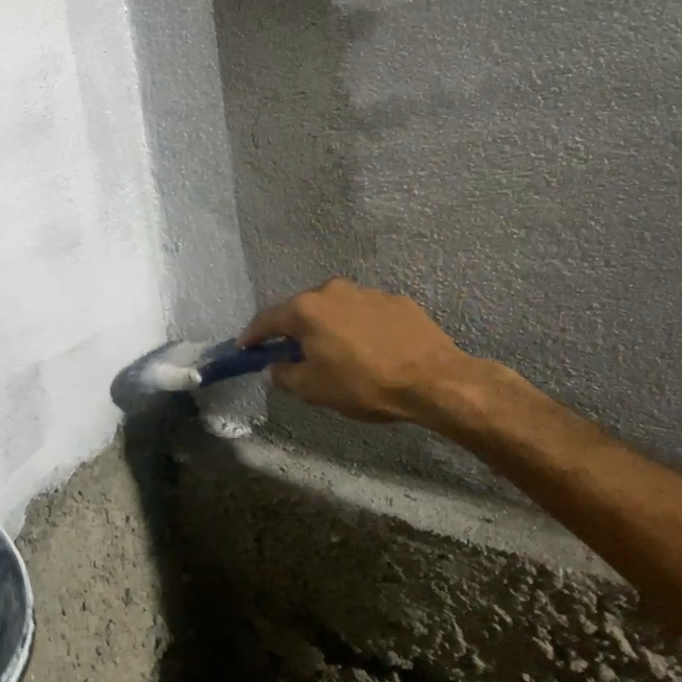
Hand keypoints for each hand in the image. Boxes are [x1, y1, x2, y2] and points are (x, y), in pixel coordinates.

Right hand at [238, 277, 479, 422]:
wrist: (436, 380)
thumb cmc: (365, 384)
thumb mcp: (315, 390)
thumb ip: (285, 375)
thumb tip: (275, 367)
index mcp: (306, 310)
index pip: (266, 320)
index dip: (253, 336)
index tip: (245, 348)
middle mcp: (332, 291)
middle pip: (302, 310)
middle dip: (295, 330)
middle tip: (295, 353)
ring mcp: (367, 292)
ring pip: (336, 309)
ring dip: (330, 327)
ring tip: (339, 352)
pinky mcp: (397, 301)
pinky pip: (366, 313)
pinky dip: (360, 327)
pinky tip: (372, 349)